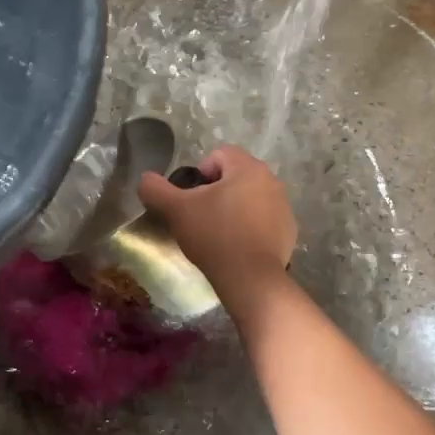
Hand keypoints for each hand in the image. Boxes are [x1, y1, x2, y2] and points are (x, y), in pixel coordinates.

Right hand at [138, 144, 296, 293]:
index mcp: (248, 168)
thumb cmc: (214, 236)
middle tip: (200, 216)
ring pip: (250, 197)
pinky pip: (263, 219)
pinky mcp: (288, 230)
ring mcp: (284, 206)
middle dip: (216, 191)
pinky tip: (236, 246)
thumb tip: (146, 179)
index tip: (191, 198)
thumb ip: (155, 189)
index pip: (219, 155)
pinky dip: (249, 226)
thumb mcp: (175, 210)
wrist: (250, 279)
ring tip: (218, 233)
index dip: (199, 173)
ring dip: (233, 208)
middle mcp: (271, 181)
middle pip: (235, 176)